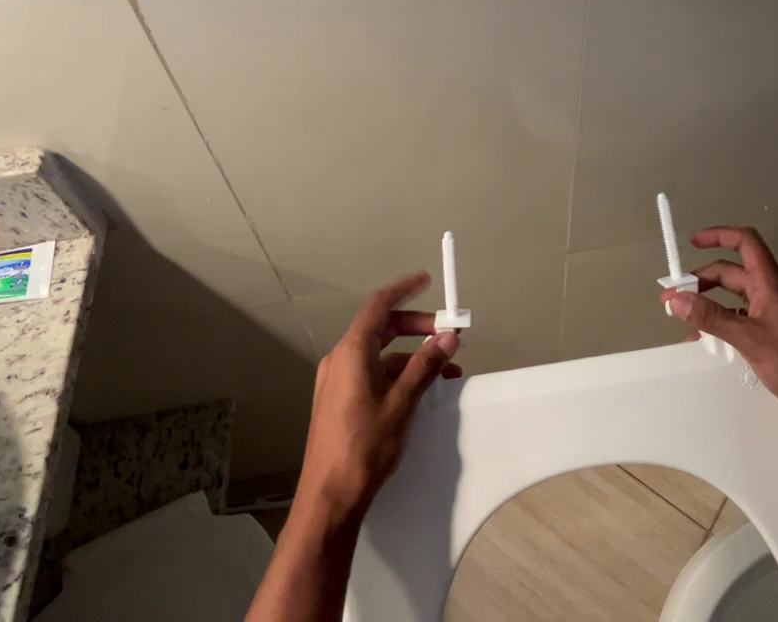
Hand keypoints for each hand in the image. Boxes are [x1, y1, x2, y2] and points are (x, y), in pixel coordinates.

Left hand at [296, 272, 461, 522]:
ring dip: (412, 355)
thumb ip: (426, 366)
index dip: (404, 289)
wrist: (329, 497)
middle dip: (417, 326)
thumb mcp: (402, 403)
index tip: (427, 279)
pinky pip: (373, 373)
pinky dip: (398, 373)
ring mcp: (338, 380)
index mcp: (352, 352)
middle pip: (381, 328)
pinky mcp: (340, 400)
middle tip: (448, 333)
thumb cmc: (364, 446)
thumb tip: (448, 338)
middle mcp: (341, 359)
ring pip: (380, 353)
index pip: (379, 306)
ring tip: (445, 368)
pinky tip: (422, 389)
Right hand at [659, 226, 777, 413]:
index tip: (693, 242)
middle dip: (701, 279)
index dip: (719, 235)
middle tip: (673, 297)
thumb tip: (676, 299)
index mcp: (770, 283)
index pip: (745, 242)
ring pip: (735, 297)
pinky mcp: (776, 331)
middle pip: (732, 272)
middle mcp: (772, 291)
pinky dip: (723, 322)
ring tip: (685, 318)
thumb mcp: (748, 338)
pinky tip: (707, 339)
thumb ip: (711, 317)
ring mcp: (775, 311)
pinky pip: (743, 317)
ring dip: (709, 303)